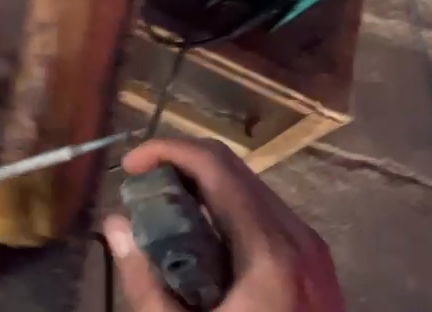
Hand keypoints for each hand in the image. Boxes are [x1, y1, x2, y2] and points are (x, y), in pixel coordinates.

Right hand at [103, 138, 343, 311]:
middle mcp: (298, 238)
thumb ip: (145, 281)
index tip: (129, 166)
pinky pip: (265, 211)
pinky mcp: (316, 266)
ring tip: (165, 208)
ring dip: (203, 184)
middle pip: (232, 167)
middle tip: (140, 186)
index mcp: (269, 251)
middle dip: (180, 165)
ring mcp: (313, 251)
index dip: (166, 150)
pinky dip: (227, 207)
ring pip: (250, 185)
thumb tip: (115, 222)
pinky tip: (203, 236)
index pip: (214, 165)